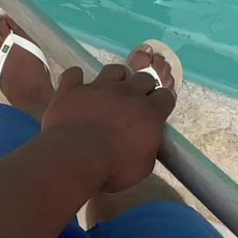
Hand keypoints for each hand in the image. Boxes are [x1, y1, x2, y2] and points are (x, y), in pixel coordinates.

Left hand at [39, 64, 174, 191]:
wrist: (77, 156)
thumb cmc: (114, 167)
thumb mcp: (142, 167)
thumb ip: (147, 148)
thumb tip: (144, 143)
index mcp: (149, 112)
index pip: (165, 97)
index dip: (161, 103)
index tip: (156, 112)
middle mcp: (126, 93)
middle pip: (143, 78)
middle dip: (142, 87)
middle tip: (133, 103)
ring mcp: (98, 87)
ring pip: (113, 70)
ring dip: (114, 78)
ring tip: (109, 91)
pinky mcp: (72, 90)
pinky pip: (73, 74)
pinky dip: (74, 79)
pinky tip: (74, 88)